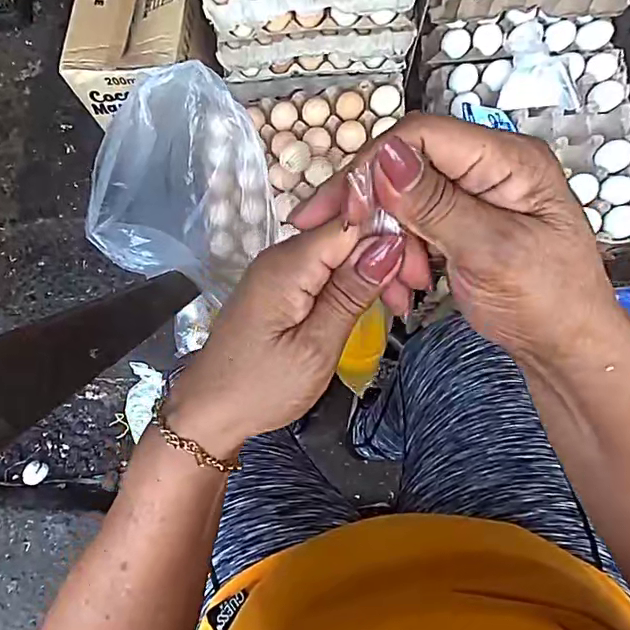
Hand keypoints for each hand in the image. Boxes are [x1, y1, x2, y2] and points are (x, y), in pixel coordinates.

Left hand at [163, 221, 404, 458]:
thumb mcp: (315, 348)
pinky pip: (324, 267)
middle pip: (346, 229)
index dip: (390, 233)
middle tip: (410, 295)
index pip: (350, 220)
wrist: (211, 409)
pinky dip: (351, 280)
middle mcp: (280, 256)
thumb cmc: (260, 388)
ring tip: (398, 305)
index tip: (418, 268)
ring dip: (372, 268)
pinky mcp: (281, 286)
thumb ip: (350, 294)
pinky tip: (371, 302)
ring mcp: (279, 269)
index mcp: (287, 265)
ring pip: (339, 248)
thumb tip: (388, 244)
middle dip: (385, 251)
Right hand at [291, 112, 626, 368]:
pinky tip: (407, 282)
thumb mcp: (490, 252)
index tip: (350, 210)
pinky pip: (408, 224)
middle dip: (375, 208)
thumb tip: (388, 159)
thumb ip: (436, 204)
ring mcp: (469, 195)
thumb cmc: (550, 303)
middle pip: (404, 164)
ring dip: (387, 239)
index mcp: (508, 161)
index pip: (422, 135)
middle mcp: (486, 168)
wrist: (563, 345)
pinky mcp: (456, 220)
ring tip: (403, 280)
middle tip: (347, 242)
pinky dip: (397, 254)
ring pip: (399, 198)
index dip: (376, 167)